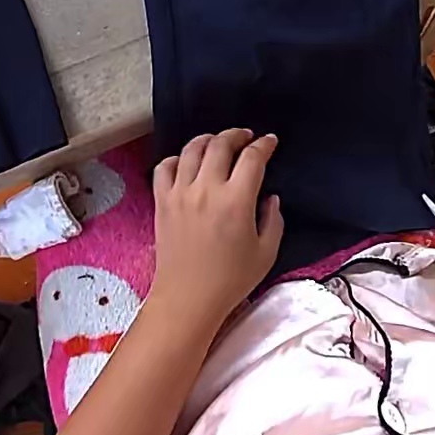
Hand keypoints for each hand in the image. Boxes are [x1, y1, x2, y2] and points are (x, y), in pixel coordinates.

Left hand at [149, 129, 284, 325]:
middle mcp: (207, 189)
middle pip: (220, 144)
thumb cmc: (231, 279)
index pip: (252, 158)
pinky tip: (188, 162)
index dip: (264, 145)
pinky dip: (178, 158)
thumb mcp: (266, 252)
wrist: (188, 298)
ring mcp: (180, 193)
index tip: (271, 141)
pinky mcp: (162, 202)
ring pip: (192, 149)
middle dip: (237, 135)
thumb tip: (269, 198)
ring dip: (209, 139)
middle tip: (247, 137)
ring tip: (218, 142)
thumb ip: (272, 219)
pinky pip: (165, 167)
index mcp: (236, 201)